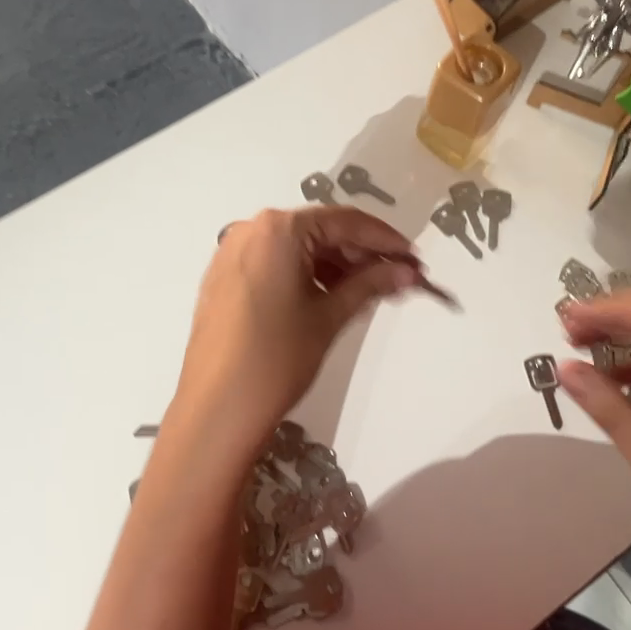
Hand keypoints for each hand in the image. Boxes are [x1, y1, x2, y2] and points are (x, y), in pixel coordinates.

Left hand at [167, 207, 425, 449]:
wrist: (216, 408)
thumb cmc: (277, 357)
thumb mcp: (329, 316)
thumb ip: (370, 284)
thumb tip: (408, 272)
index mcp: (279, 229)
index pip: (345, 221)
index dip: (385, 239)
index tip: (415, 259)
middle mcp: (251, 229)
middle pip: (319, 231)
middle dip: (360, 254)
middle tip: (398, 280)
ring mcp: (232, 253)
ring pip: (297, 247)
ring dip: (334, 265)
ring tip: (368, 293)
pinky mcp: (223, 278)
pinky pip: (274, 263)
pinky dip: (305, 274)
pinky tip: (331, 298)